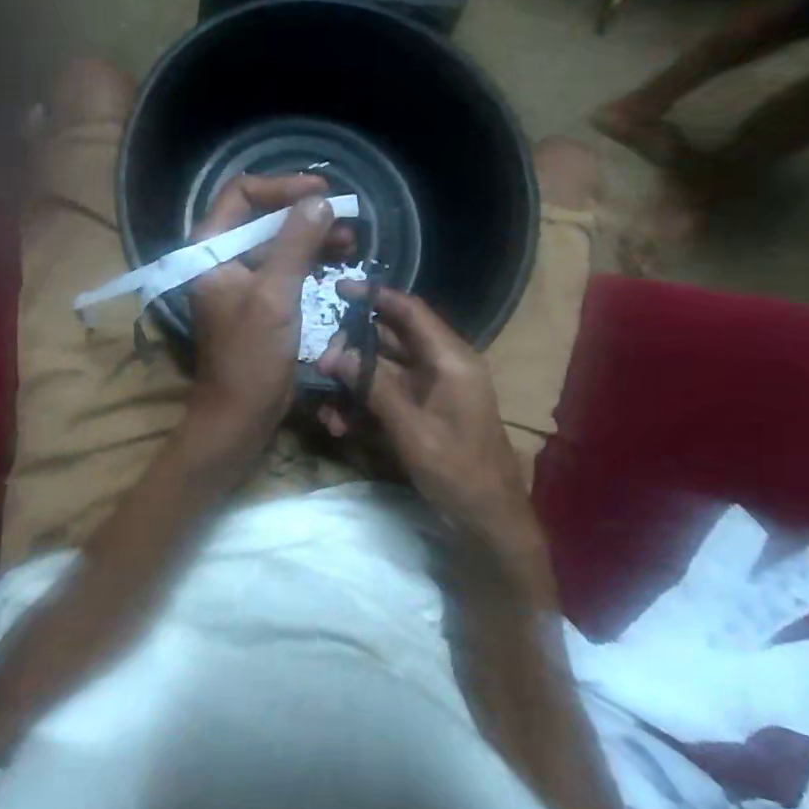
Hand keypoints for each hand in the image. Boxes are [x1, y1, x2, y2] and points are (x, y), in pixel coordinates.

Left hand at [186, 174, 341, 440]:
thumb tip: (319, 200)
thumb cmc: (251, 355)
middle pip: (260, 215)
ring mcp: (239, 278)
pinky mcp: (258, 297)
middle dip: (302, 212)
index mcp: (208, 250)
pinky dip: (309, 258)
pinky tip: (339, 256)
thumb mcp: (275, 295)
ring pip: (276, 240)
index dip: (281, 186)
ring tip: (351, 238)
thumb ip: (295, 244)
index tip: (321, 190)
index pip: (240, 194)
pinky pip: (283, 265)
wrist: (240, 412)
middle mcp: (219, 258)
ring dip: (311, 235)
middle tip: (345, 214)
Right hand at [316, 284, 527, 521]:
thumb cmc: (457, 471)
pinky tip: (338, 426)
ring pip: (381, 370)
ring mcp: (430, 391)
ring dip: (351, 384)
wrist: (488, 520)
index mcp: (450, 360)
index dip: (375, 296)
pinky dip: (361, 406)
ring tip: (326, 408)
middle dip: (352, 350)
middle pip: (389, 340)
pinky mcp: (421, 412)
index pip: (409, 312)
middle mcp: (440, 367)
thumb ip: (373, 387)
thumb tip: (336, 354)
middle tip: (320, 364)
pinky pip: (384, 397)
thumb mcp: (411, 429)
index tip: (338, 288)